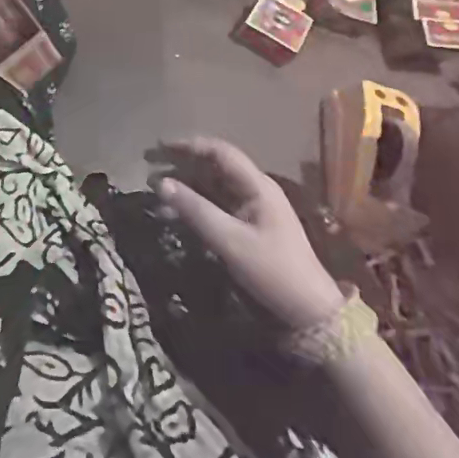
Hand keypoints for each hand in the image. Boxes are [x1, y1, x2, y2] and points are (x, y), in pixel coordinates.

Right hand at [150, 137, 345, 328]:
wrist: (309, 311)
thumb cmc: (273, 271)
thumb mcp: (230, 240)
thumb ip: (195, 210)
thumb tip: (160, 183)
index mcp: (257, 186)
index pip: (219, 152)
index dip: (188, 146)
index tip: (159, 146)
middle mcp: (255, 190)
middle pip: (214, 166)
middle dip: (181, 162)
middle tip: (149, 163)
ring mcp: (253, 208)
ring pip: (212, 185)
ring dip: (184, 184)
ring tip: (154, 187)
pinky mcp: (249, 226)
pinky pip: (216, 205)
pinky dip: (194, 204)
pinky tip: (172, 211)